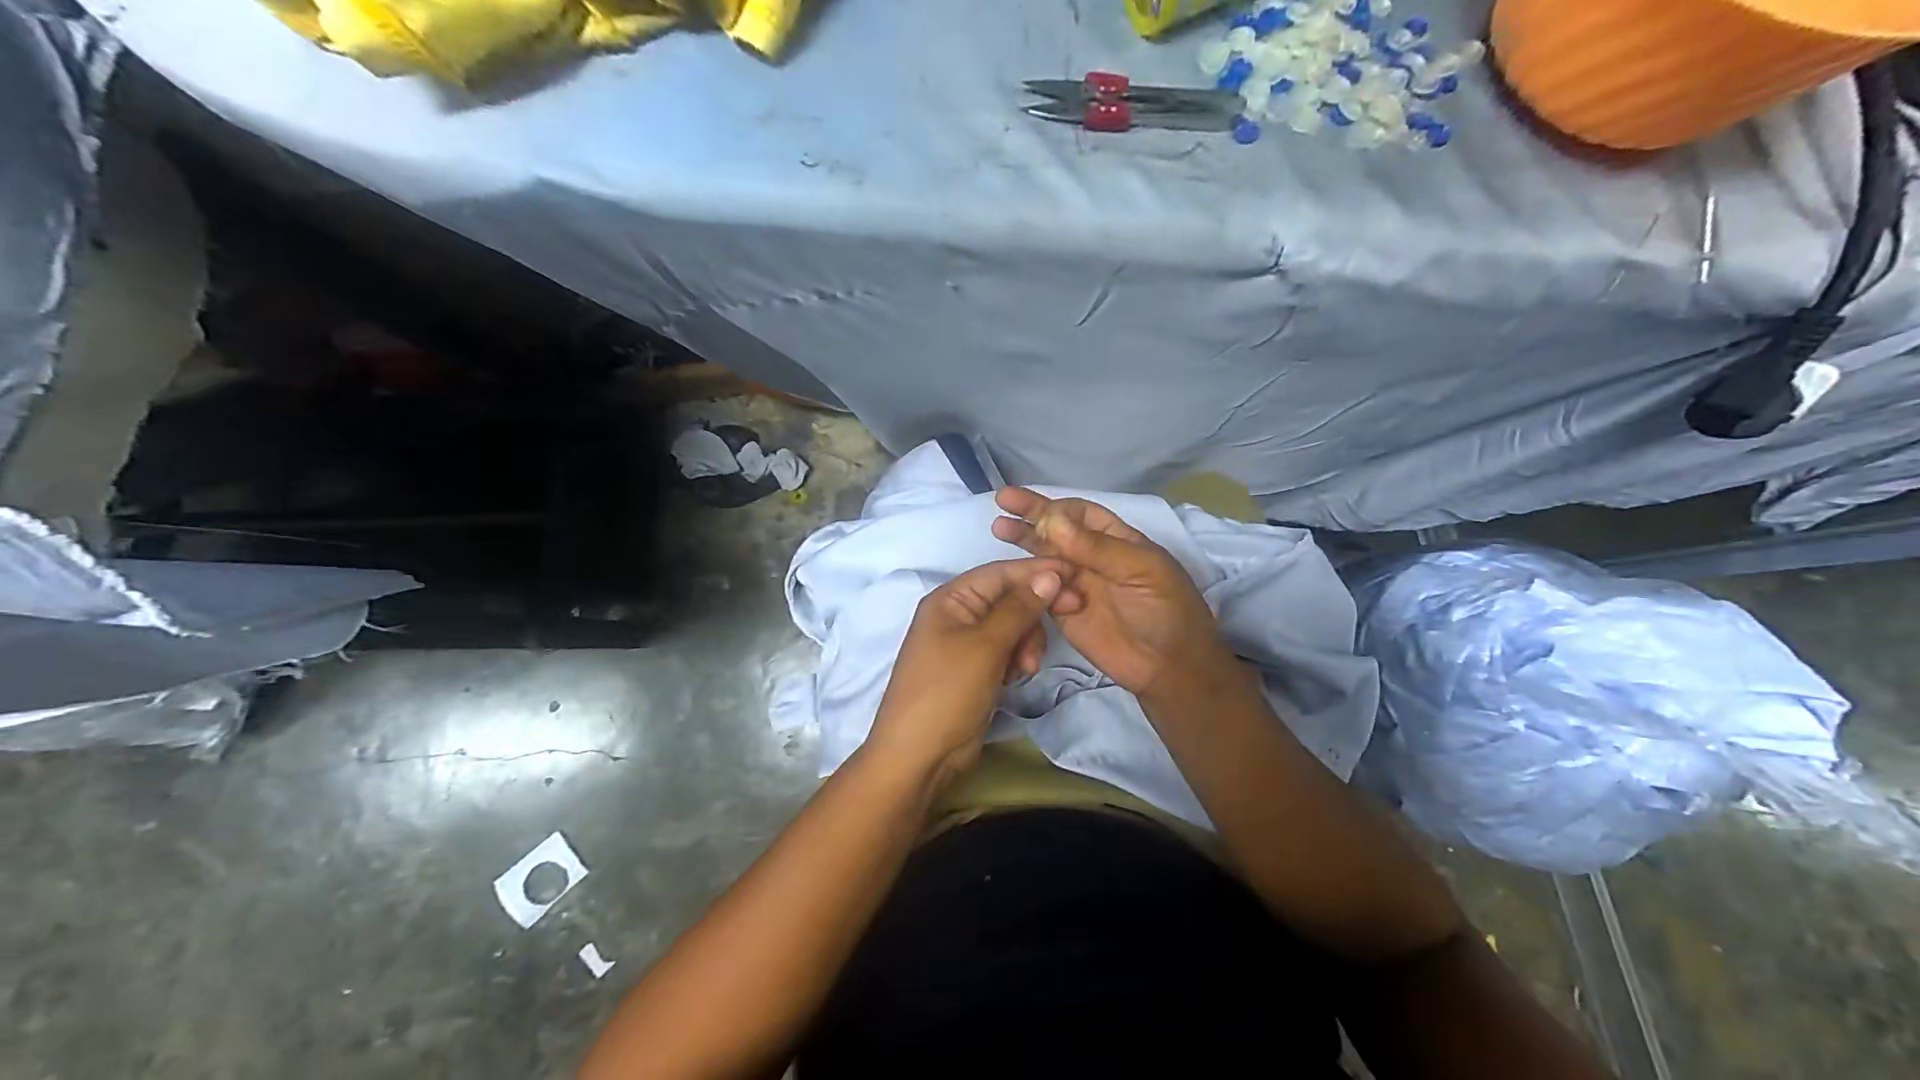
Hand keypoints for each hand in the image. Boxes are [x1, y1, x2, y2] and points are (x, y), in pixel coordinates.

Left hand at [865, 557, 1067, 786]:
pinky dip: (1017, 658)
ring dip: (1028, 640)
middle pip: (1008, 598)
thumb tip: (1049, 575)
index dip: (1038, 571)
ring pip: (1011, 627)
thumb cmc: (948, 691)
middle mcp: (956, 615)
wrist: (919, 755)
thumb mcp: (986, 645)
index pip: (1000, 573)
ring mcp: (964, 645)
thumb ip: (1019, 608)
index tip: (1076, 575)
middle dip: (1035, 610)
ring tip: (1029, 666)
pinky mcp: (975, 670)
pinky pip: (1006, 651)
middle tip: (1072, 613)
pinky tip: (1019, 675)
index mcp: (950, 599)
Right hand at [991, 488, 1233, 701]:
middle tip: (1002, 502)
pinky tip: (1012, 571)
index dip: (1054, 506)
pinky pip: (1041, 590)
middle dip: (1031, 515)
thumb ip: (1095, 546)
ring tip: (998, 528)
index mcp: (1117, 540)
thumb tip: (1051, 519)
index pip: (1081, 514)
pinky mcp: (1062, 611)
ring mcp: (1076, 584)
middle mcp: (1093, 557)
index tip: (1030, 504)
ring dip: (1023, 542)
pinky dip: (1027, 579)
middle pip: (1057, 530)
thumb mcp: (1140, 570)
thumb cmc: (1166, 609)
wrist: (1168, 667)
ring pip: (1044, 558)